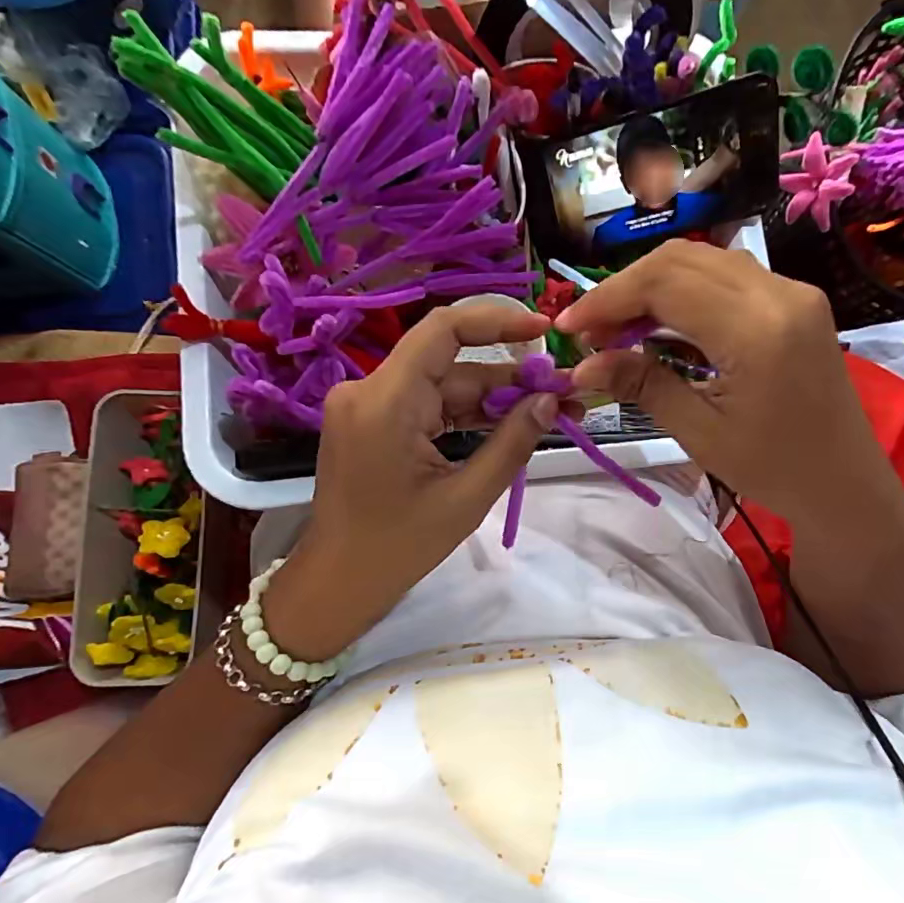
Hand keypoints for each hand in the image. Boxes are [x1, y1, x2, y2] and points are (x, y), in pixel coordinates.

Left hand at [261, 305, 569, 659]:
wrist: (338, 582)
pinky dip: (468, 414)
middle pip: (452, 364)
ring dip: (495, 399)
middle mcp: (370, 390)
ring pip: (445, 386)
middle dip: (511, 377)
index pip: (443, 330)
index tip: (543, 329)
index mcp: (386, 402)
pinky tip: (510, 423)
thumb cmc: (399, 548)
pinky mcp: (374, 422)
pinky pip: (430, 405)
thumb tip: (551, 400)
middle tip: (566, 393)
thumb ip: (512, 442)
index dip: (497, 320)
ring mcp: (368, 405)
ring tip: (552, 411)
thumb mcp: (467, 498)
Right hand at [556, 240, 889, 524]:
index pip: (666, 283)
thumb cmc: (774, 470)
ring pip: (705, 263)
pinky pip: (729, 278)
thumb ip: (642, 385)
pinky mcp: (796, 301)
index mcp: (758, 328)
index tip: (569, 327)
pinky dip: (687, 294)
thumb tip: (582, 366)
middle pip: (682, 259)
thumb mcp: (700, 433)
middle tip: (592, 331)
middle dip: (627, 289)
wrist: (843, 483)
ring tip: (620, 330)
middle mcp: (780, 293)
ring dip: (655, 288)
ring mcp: (793, 292)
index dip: (609, 298)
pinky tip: (663, 326)